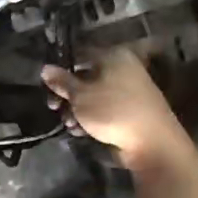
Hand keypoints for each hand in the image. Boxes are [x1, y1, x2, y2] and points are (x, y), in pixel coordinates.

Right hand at [42, 48, 193, 170]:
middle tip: (54, 107)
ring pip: (92, 94)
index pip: (80, 54)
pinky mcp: (130, 109)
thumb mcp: (79, 95)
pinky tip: (80, 131)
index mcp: (114, 57)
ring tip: (69, 124)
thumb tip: (45, 69)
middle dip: (66, 93)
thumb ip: (61, 81)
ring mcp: (128, 90)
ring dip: (75, 109)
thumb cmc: (112, 111)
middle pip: (84, 76)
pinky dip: (90, 117)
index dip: (60, 68)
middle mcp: (123, 69)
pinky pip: (103, 107)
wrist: (152, 143)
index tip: (47, 84)